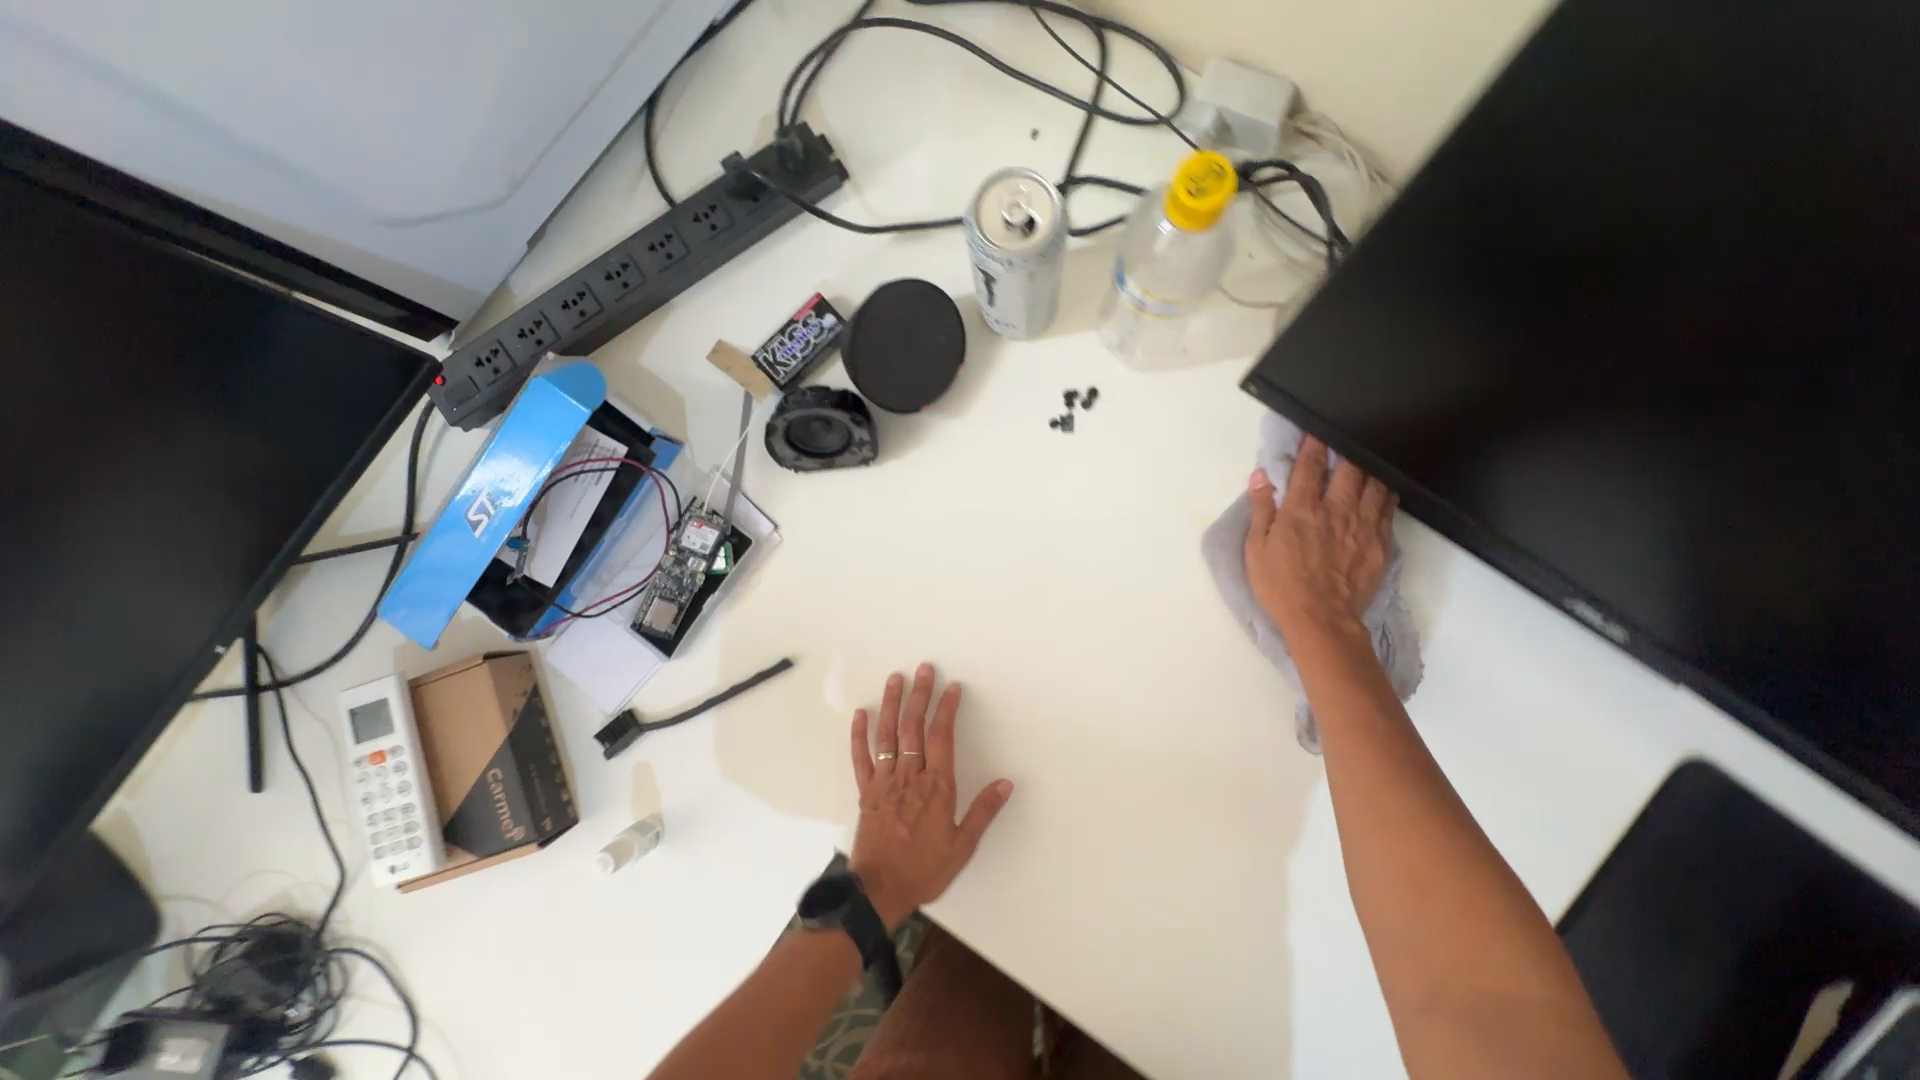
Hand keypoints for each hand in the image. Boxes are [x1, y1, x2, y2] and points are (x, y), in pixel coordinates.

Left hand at [847, 664, 1012, 930]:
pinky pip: (861, 758)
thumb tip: (1006, 784)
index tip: (953, 688)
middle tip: (924, 669)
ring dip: (891, 704)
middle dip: (920, 695)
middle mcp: (910, 777)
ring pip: (887, 735)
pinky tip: (860, 715)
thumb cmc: (924, 870)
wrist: (880, 891)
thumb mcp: (963, 845)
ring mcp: (885, 783)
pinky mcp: (867, 793)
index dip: (947, 709)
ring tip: (895, 679)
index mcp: (937, 787)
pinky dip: (859, 735)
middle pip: (914, 727)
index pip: (943, 737)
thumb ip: (983, 811)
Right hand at [1245, 436, 1397, 643]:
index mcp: (1302, 510)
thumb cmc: (1281, 586)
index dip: (1313, 445)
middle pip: (1349, 468)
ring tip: (1370, 460)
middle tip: (1349, 441)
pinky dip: (1387, 493)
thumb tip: (1260, 477)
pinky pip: (1389, 509)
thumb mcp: (1256, 549)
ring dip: (1371, 468)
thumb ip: (1261, 510)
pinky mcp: (1381, 544)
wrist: (1321, 620)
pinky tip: (1385, 489)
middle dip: (1348, 450)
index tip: (1316, 431)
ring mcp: (1363, 526)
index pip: (1310, 467)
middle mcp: (1337, 510)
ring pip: (1374, 484)